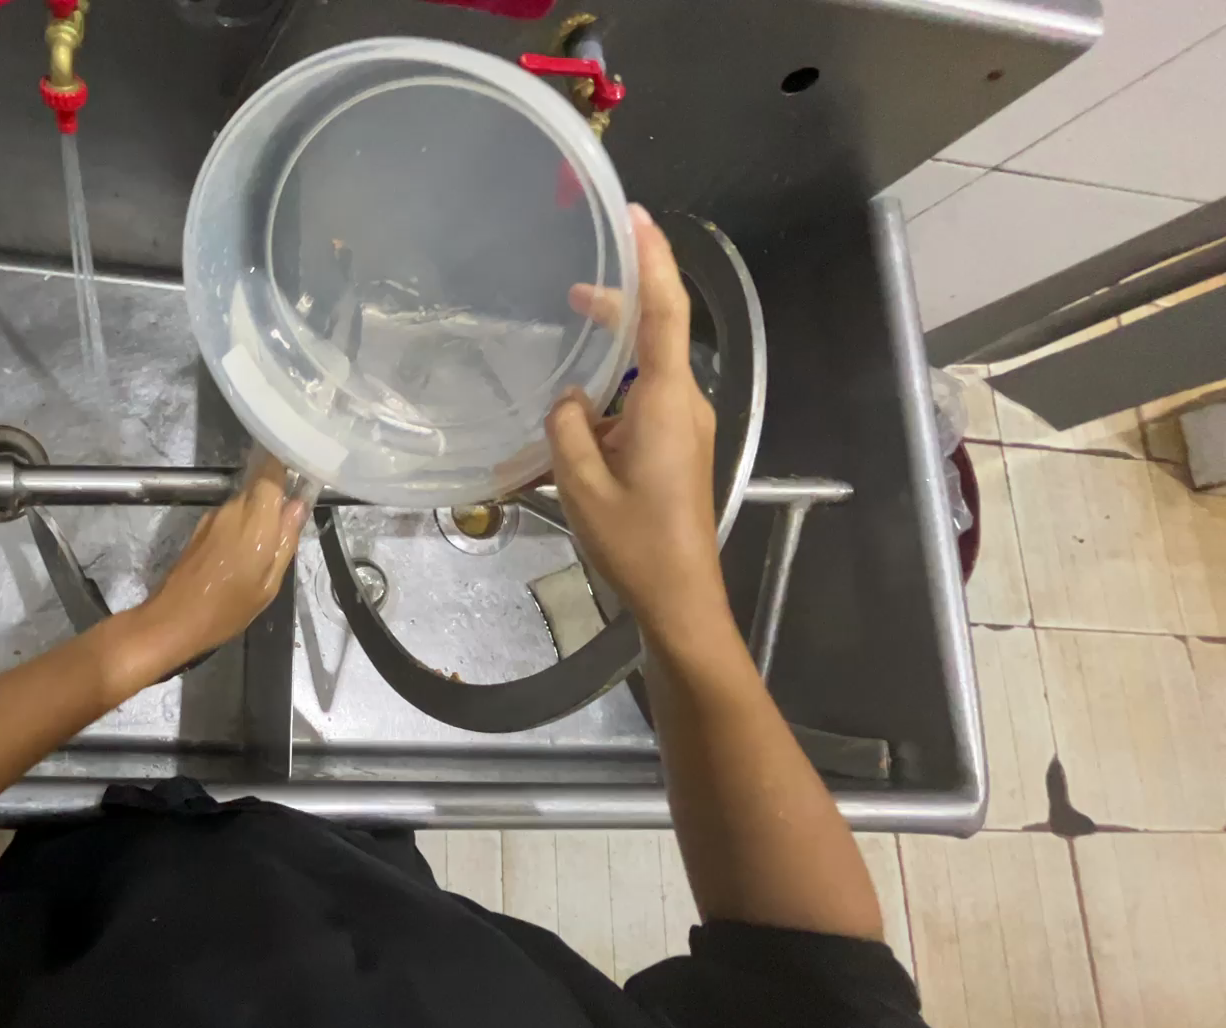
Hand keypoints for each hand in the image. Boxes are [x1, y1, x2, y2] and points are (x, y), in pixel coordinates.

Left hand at [140, 454, 305, 657]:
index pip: (271, 472)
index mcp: (255, 521)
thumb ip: (286, 540)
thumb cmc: (228, 609)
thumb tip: (299, 506)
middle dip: (276, 498)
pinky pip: (230, 517)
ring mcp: (213, 518)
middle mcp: (233, 510)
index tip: (301, 468)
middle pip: (259, 487)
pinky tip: (243, 555)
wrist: (174, 620)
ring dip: (258, 516)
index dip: (285, 463)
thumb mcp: (269, 583)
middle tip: (291, 523)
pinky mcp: (200, 529)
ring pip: (245, 503)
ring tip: (267, 548)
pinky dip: (242, 527)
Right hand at [545, 205, 726, 642]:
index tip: (634, 217)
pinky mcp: (674, 448)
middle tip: (569, 293)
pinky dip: (605, 404)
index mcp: (667, 404)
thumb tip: (568, 398)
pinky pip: (638, 408)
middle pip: (655, 335)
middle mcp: (684, 404)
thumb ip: (567, 429)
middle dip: (618, 307)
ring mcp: (683, 426)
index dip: (652, 261)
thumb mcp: (581, 484)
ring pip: (642, 376)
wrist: (679, 596)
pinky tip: (568, 424)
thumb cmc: (633, 542)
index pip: (665, 313)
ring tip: (557, 367)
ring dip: (604, 365)